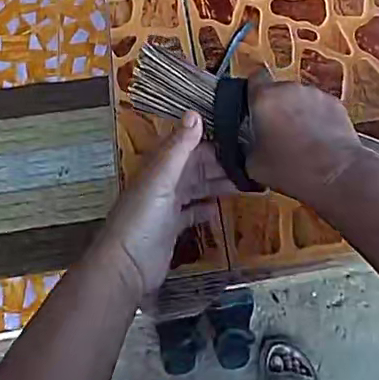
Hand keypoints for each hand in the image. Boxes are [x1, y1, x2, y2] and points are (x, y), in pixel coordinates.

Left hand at [95, 111, 236, 297]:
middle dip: (220, 163)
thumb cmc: (142, 218)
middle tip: (252, 163)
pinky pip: (192, 211)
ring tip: (245, 182)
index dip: (212, 140)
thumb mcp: (162, 178)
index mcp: (161, 165)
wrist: (126, 266)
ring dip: (217, 183)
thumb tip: (195, 113)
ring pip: (196, 187)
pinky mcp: (171, 227)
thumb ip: (179, 147)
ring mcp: (167, 205)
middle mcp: (164, 181)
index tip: (241, 137)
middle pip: (196, 166)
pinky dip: (205, 206)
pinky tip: (219, 207)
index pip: (190, 145)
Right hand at [243, 72, 370, 207]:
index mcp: (264, 97)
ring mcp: (314, 94)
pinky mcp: (335, 103)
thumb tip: (247, 144)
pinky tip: (319, 140)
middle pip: (277, 90)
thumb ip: (245, 145)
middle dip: (277, 107)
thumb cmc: (293, 169)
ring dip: (298, 112)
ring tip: (301, 139)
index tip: (254, 107)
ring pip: (299, 98)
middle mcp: (288, 89)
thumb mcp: (254, 165)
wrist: (336, 176)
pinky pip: (320, 106)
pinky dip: (318, 118)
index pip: (253, 78)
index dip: (253, 92)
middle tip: (277, 131)